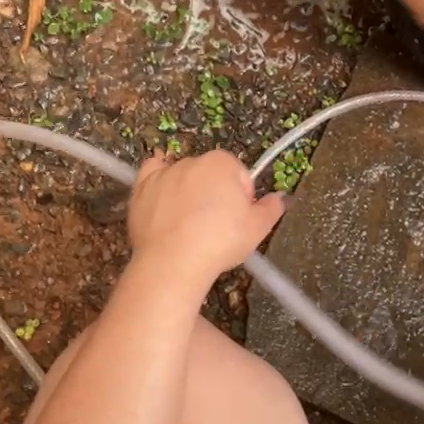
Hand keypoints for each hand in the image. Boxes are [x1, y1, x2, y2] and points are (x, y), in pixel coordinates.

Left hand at [127, 150, 285, 285]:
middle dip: (215, 194)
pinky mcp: (141, 189)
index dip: (242, 198)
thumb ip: (272, 208)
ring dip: (189, 192)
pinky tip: (163, 191)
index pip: (239, 175)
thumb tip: (281, 197)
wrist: (173, 263)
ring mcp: (164, 174)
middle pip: (211, 175)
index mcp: (222, 163)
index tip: (238, 219)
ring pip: (183, 177)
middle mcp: (192, 161)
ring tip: (189, 225)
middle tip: (217, 226)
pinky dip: (158, 179)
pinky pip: (151, 173)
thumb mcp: (258, 228)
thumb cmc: (220, 241)